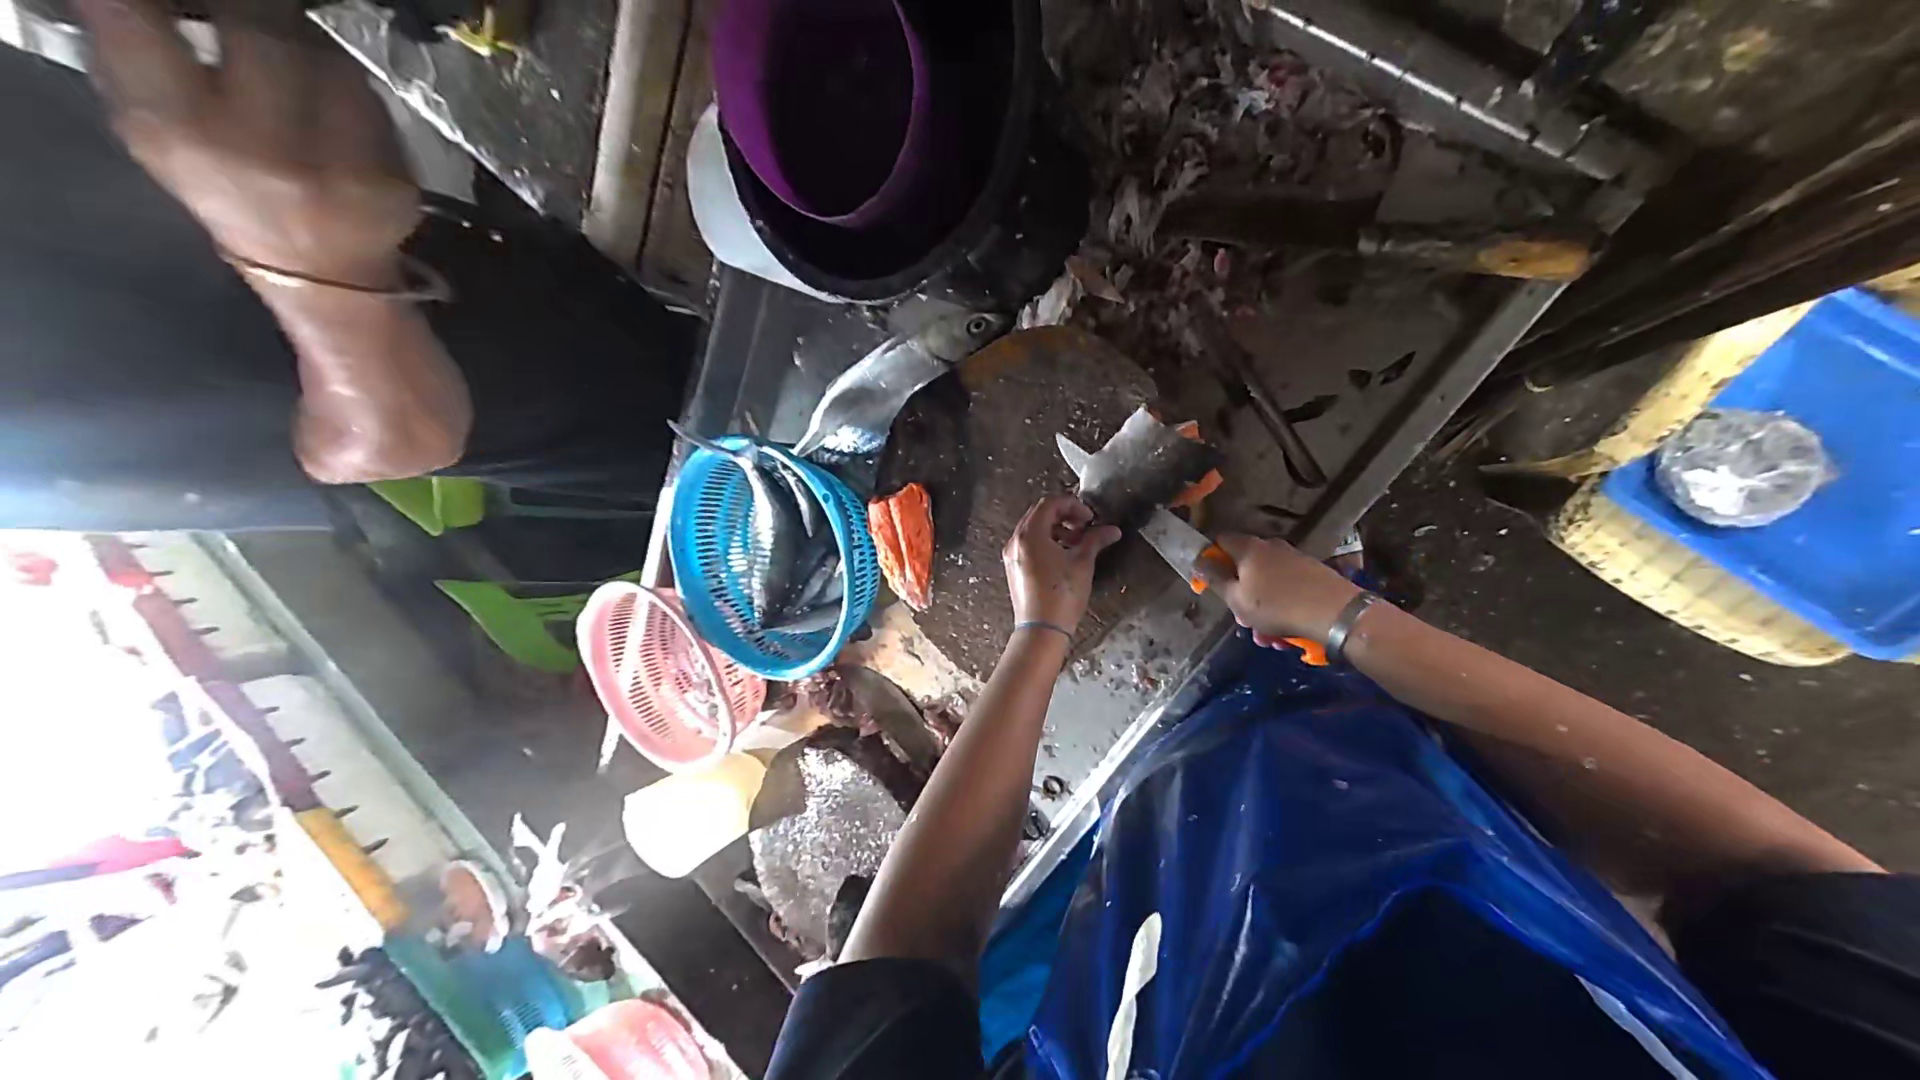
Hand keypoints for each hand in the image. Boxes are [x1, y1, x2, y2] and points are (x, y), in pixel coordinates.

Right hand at [73, 0, 418, 287]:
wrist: (322, 269)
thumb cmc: (229, 193)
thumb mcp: (154, 131)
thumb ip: (132, 51)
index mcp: (178, 131)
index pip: (136, 13)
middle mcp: (263, 148)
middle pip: (261, 26)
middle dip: (252, 2)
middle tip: (250, 5)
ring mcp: (341, 165)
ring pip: (327, 57)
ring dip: (306, 35)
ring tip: (289, 41)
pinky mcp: (395, 176)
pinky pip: (371, 99)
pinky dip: (348, 80)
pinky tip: (331, 89)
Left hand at [1002, 495, 1121, 632]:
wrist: (1041, 629)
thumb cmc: (1061, 595)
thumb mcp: (1082, 563)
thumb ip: (1095, 540)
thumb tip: (1111, 531)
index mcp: (1030, 534)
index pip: (1050, 504)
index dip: (1073, 505)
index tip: (1090, 518)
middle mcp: (1016, 541)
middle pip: (1040, 514)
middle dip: (1064, 516)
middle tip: (1085, 526)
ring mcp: (1012, 555)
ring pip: (1034, 529)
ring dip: (1057, 529)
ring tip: (1078, 543)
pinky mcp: (1014, 568)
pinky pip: (1029, 544)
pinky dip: (1047, 542)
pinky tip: (1064, 555)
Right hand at [1195, 534, 1361, 643]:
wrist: (1336, 614)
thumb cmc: (1277, 606)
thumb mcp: (1236, 598)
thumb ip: (1214, 579)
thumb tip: (1198, 561)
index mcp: (1249, 548)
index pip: (1220, 541)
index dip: (1211, 559)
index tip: (1211, 581)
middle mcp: (1271, 547)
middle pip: (1245, 567)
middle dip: (1240, 594)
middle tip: (1243, 619)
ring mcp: (1295, 559)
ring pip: (1267, 583)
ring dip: (1262, 609)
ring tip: (1268, 636)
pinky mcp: (1313, 574)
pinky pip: (1288, 590)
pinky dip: (1282, 608)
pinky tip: (1286, 633)